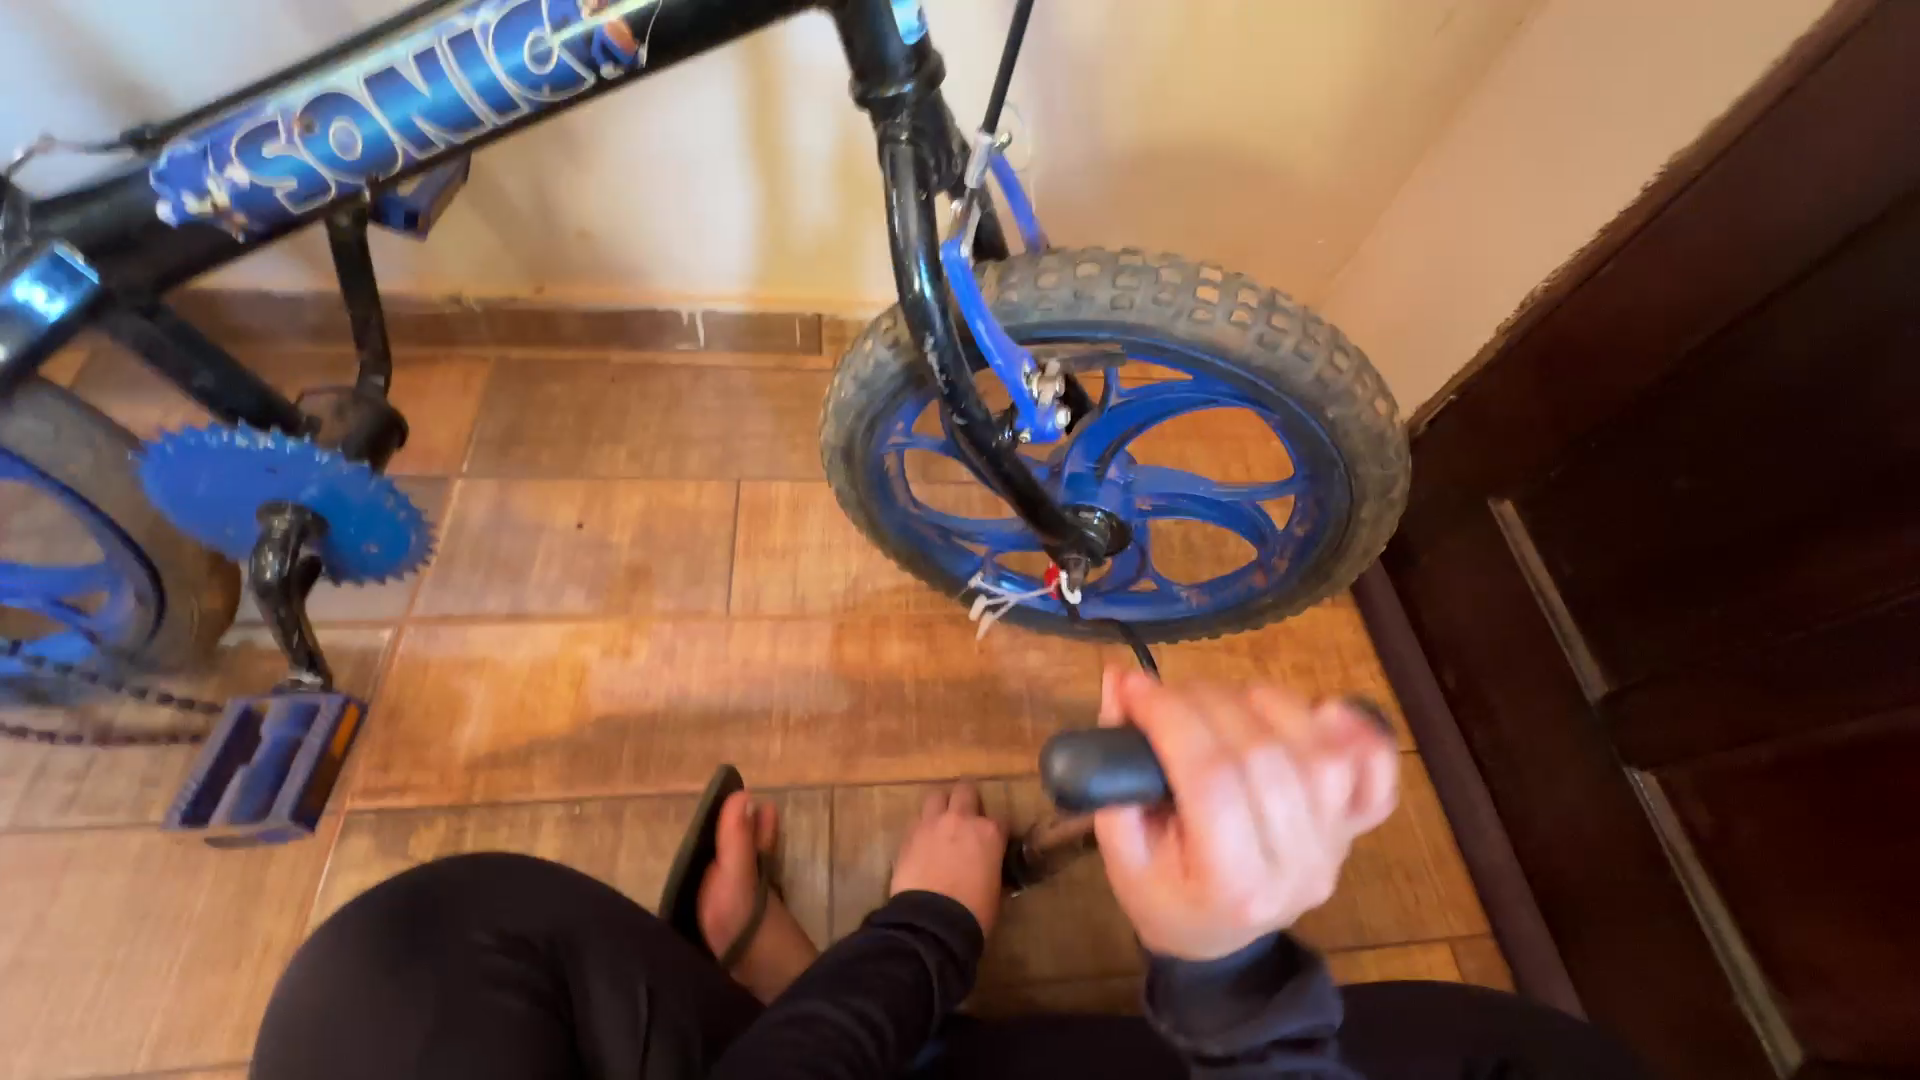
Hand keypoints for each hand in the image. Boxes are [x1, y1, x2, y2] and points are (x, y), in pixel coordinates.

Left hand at [890, 782, 1007, 936]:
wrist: (932, 922)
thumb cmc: (973, 912)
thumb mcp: (995, 890)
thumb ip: (993, 869)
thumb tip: (990, 870)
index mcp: (989, 833)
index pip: (1000, 820)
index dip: (996, 831)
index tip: (993, 841)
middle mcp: (961, 819)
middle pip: (966, 790)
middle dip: (968, 798)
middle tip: (967, 813)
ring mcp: (932, 823)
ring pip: (936, 796)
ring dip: (941, 805)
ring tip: (941, 820)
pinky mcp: (909, 834)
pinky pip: (917, 820)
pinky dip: (922, 826)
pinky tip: (922, 841)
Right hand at [1093, 668, 1400, 960]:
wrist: (1219, 935)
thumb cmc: (1163, 893)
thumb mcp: (1120, 853)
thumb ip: (1113, 771)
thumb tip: (1120, 681)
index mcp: (1231, 884)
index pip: (1211, 780)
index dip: (1171, 718)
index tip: (1134, 688)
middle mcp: (1296, 866)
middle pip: (1262, 755)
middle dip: (1202, 701)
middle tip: (1164, 693)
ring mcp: (1335, 845)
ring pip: (1314, 750)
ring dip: (1261, 703)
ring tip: (1217, 702)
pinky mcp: (1355, 825)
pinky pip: (1373, 768)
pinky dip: (1353, 728)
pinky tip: (1319, 709)